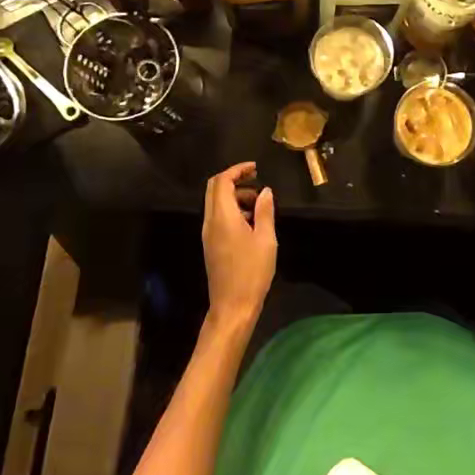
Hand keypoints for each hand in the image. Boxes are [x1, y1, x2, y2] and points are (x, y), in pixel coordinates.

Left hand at [202, 162, 276, 324]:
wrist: (233, 306)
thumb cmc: (252, 271)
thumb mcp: (265, 239)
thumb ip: (265, 211)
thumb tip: (266, 191)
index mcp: (222, 218)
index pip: (222, 182)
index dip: (237, 170)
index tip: (255, 168)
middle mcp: (210, 222)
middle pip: (214, 189)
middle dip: (234, 179)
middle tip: (256, 179)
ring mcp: (208, 234)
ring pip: (216, 203)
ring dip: (235, 196)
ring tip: (259, 204)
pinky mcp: (211, 245)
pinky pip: (218, 217)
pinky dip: (233, 210)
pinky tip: (252, 221)